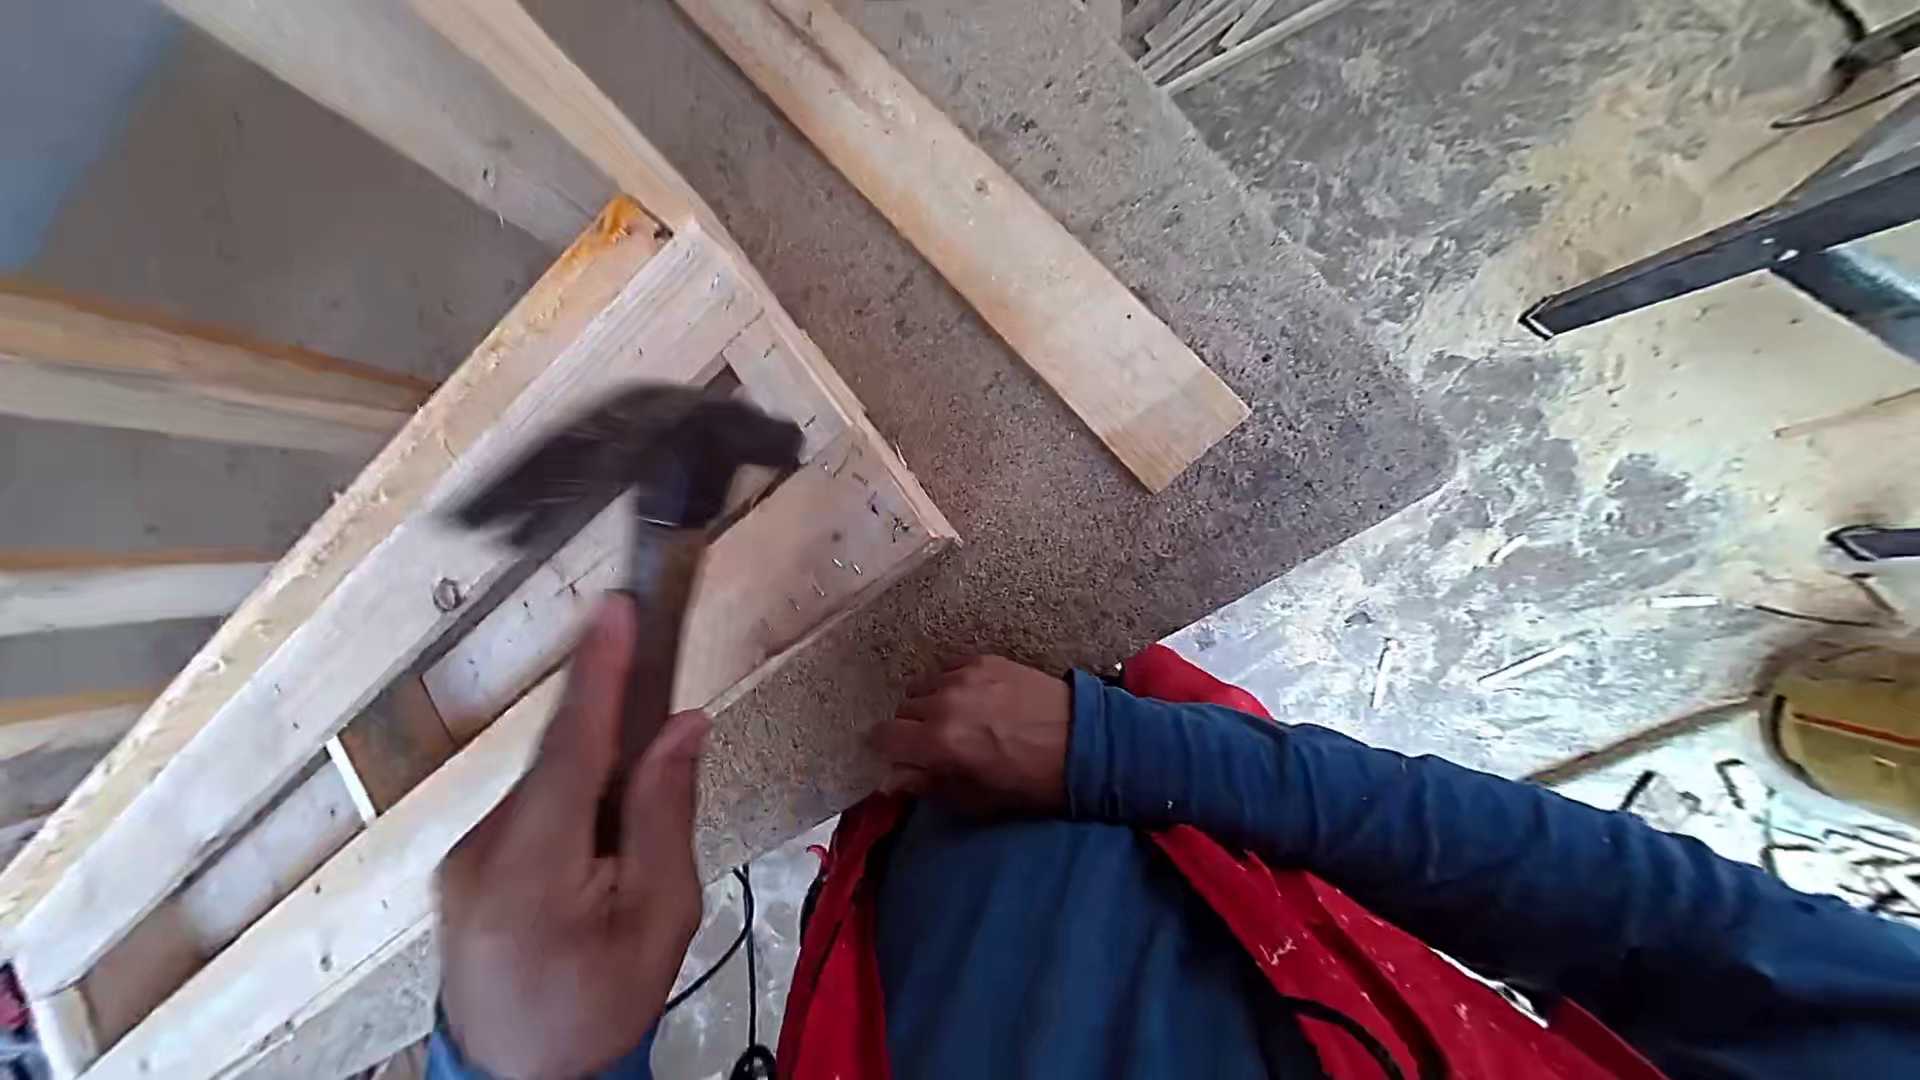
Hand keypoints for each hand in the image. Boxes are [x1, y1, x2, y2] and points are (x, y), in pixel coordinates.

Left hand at [437, 596, 708, 1079]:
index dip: (598, 673)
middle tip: (659, 674)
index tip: (616, 608)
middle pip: (562, 753)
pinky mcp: (471, 857)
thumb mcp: (664, 911)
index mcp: (532, 874)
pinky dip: (583, 778)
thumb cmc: (608, 999)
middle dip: (612, 706)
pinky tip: (612, 812)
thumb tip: (686, 724)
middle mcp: (482, 852)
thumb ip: (667, 810)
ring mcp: (466, 855)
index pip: (572, 750)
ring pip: (551, 770)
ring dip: (603, 750)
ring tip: (644, 773)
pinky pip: (539, 793)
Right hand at [867, 655, 1070, 812]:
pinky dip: (948, 682)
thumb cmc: (1033, 780)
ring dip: (928, 702)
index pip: (883, 736)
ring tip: (952, 717)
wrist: (1084, 740)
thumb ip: (930, 785)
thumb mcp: (979, 798)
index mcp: (940, 742)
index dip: (886, 748)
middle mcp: (945, 702)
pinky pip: (947, 667)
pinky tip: (969, 696)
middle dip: (909, 728)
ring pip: (921, 685)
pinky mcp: (984, 659)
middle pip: (901, 710)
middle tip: (932, 742)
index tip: (897, 755)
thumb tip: (896, 778)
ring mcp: (965, 675)